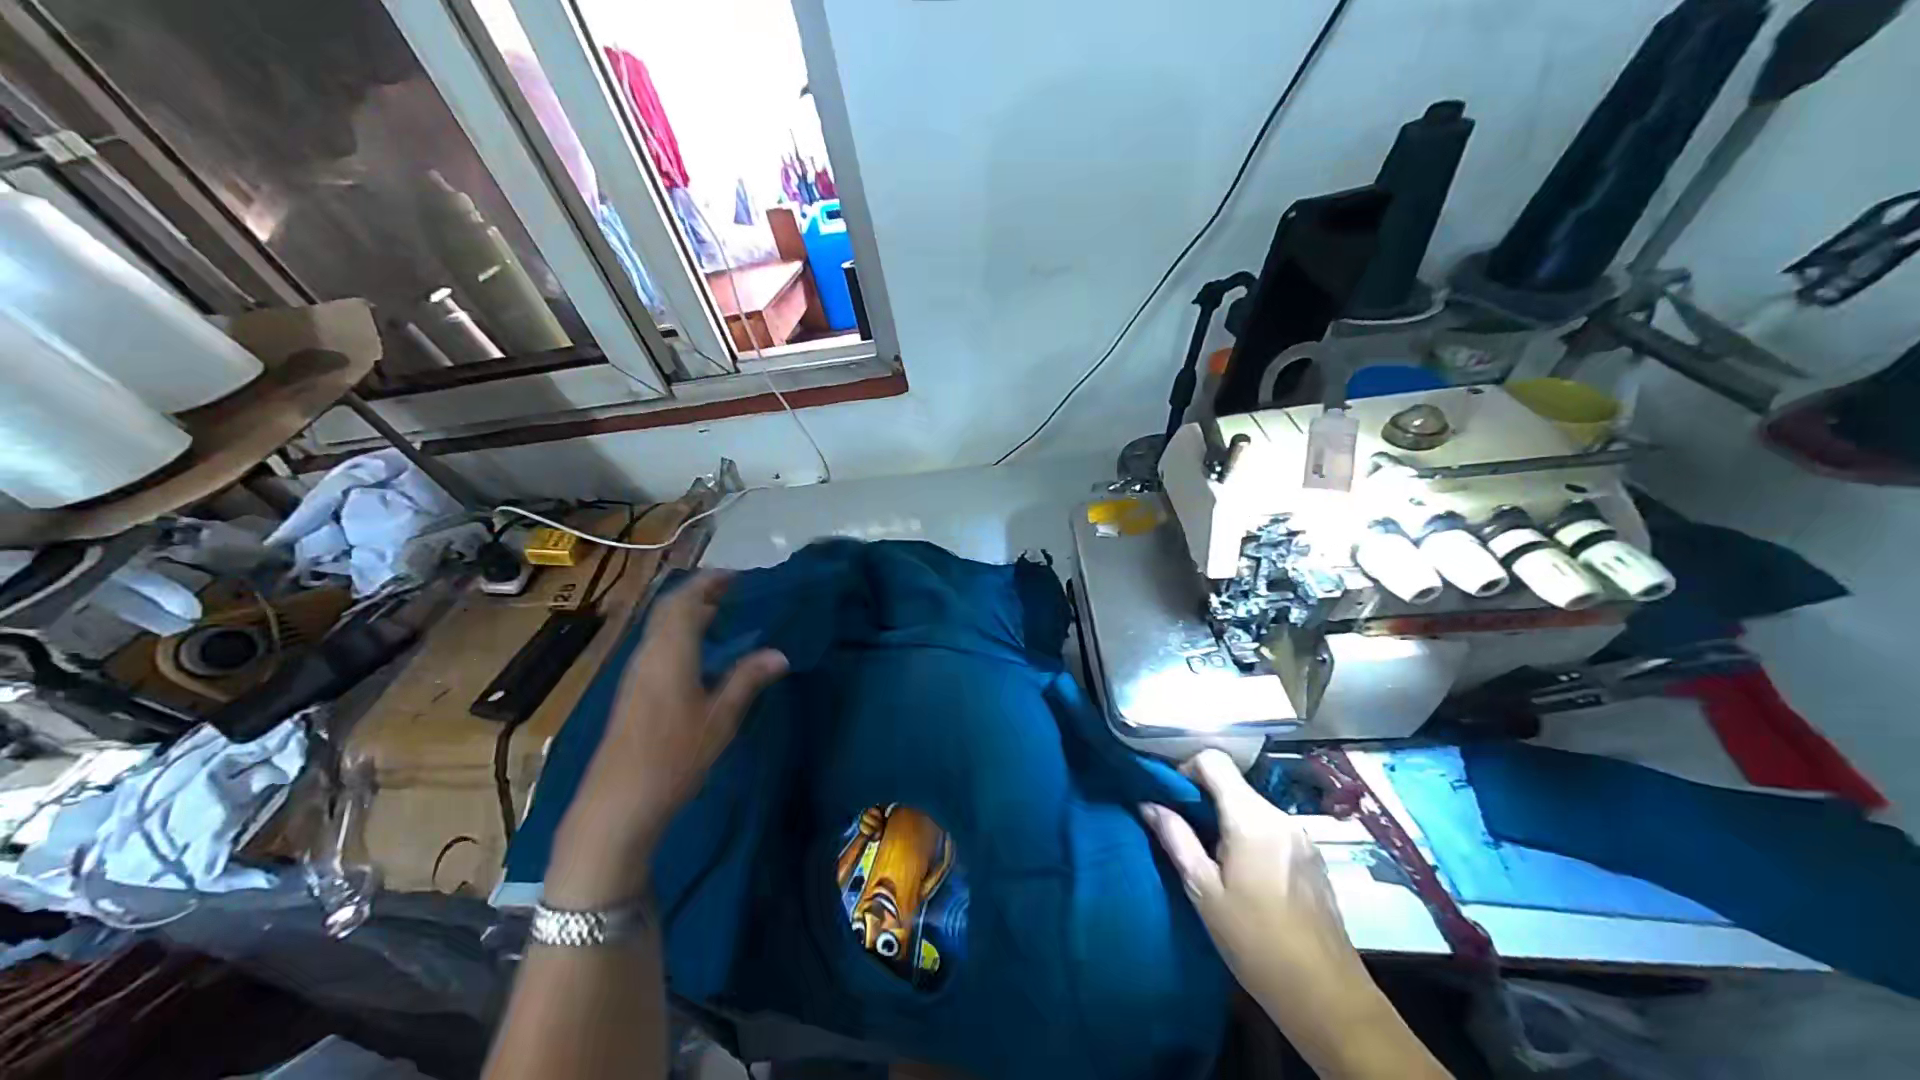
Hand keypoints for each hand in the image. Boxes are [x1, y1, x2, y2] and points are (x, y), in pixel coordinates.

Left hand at [547, 571, 786, 907]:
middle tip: (735, 594)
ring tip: (724, 619)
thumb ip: (748, 679)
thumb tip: (779, 653)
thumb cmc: (674, 756)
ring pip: (661, 629)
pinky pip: (658, 648)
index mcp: (669, 651)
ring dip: (689, 616)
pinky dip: (681, 637)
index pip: (685, 600)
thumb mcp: (721, 718)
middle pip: (669, 610)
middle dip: (700, 595)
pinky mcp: (632, 693)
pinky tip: (701, 656)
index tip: (738, 576)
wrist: (618, 803)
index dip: (709, 582)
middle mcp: (647, 654)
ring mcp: (635, 674)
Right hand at [1139, 750, 1364, 1010]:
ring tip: (1209, 856)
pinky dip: (1248, 834)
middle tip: (1181, 831)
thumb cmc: (1254, 942)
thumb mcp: (1203, 891)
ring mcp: (1301, 836)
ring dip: (1225, 818)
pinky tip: (1242, 872)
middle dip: (1203, 798)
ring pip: (1251, 806)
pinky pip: (1270, 827)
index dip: (1186, 769)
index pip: (1215, 761)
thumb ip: (1176, 839)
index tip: (1170, 798)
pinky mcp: (1311, 856)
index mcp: (1252, 819)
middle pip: (1233, 784)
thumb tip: (1149, 804)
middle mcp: (1280, 817)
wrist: (1325, 994)